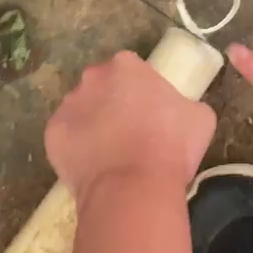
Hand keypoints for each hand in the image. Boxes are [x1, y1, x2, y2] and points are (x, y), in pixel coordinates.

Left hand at [45, 51, 217, 204]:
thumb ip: (184, 104)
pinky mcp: (53, 133)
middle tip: (130, 133)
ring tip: (111, 155)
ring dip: (92, 125)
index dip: (140, 92)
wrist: (134, 187)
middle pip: (102, 86)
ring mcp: (68, 105)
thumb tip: (180, 112)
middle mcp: (92, 77)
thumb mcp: (200, 117)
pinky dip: (76, 149)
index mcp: (126, 65)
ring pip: (81, 111)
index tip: (149, 113)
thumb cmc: (171, 146)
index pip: (131, 71)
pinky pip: (66, 138)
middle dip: (112, 104)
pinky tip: (94, 167)